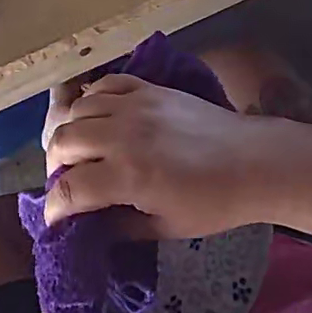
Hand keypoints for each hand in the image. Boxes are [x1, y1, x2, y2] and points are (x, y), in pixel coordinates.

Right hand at [44, 74, 290, 237]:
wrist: (256, 161)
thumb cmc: (215, 203)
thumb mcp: (166, 227)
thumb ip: (120, 227)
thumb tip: (88, 225)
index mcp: (128, 176)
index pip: (69, 188)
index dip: (54, 207)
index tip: (55, 218)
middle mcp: (122, 135)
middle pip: (62, 141)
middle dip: (55, 165)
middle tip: (66, 180)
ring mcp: (134, 105)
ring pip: (77, 110)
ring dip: (70, 132)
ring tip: (80, 149)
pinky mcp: (147, 88)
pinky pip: (103, 85)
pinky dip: (92, 100)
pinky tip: (99, 117)